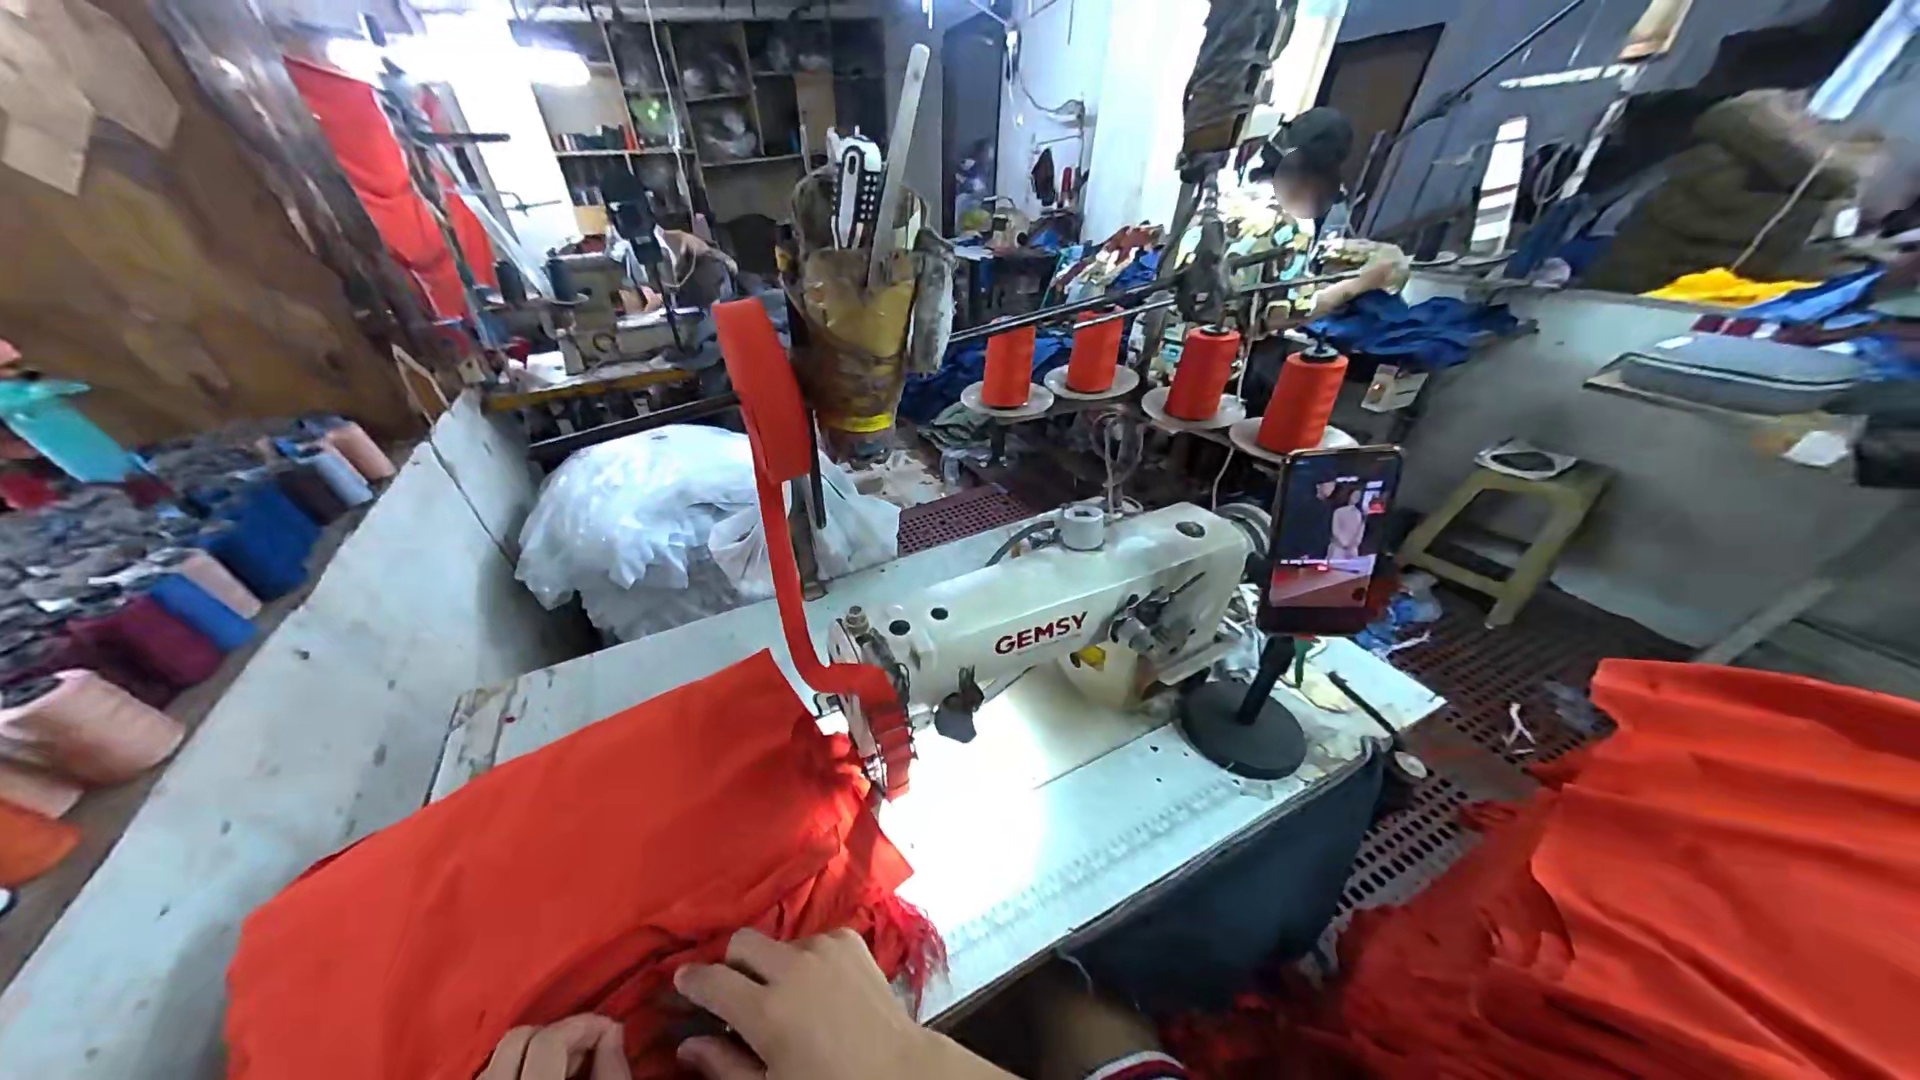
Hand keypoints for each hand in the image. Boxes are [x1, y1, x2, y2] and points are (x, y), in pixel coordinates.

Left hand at [480, 1014, 630, 1079]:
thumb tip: (611, 1030)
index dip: (584, 1025)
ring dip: (533, 1050)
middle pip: (515, 1040)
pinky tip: (539, 1076)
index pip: (547, 1042)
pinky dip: (515, 1068)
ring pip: (496, 1058)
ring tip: (563, 1064)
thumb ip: (613, 1069)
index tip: (608, 1029)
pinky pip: (487, 1077)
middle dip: (556, 1032)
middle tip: (583, 1045)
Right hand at [673, 929, 1007, 1079]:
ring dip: (772, 964)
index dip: (690, 979)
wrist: (896, 1070)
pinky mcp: (849, 937)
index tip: (681, 980)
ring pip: (779, 942)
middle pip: (742, 941)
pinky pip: (813, 939)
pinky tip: (819, 987)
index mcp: (767, 1009)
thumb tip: (687, 1046)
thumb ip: (724, 1066)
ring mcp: (824, 946)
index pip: (712, 980)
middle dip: (731, 962)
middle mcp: (793, 966)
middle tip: (734, 990)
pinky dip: (807, 959)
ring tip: (787, 997)